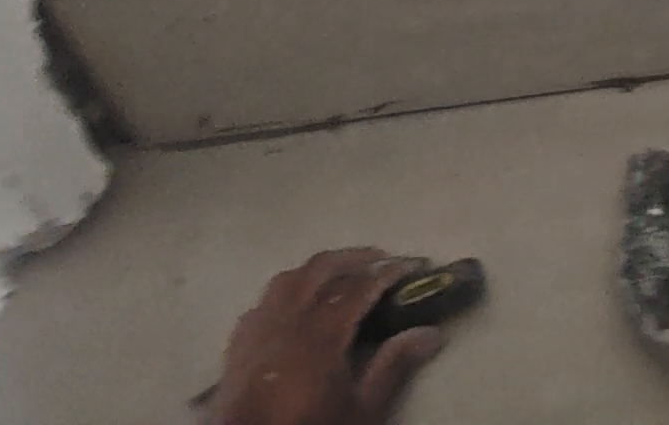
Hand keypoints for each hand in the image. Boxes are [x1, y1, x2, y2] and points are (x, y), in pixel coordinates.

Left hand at [211, 248, 444, 424]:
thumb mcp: (361, 412)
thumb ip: (393, 367)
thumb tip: (431, 333)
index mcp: (321, 334)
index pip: (360, 286)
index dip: (389, 272)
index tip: (413, 266)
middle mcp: (288, 320)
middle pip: (322, 268)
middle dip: (354, 258)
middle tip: (381, 260)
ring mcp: (258, 331)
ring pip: (289, 278)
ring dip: (318, 269)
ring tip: (340, 274)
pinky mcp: (236, 348)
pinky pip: (262, 303)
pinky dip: (285, 293)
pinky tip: (295, 305)